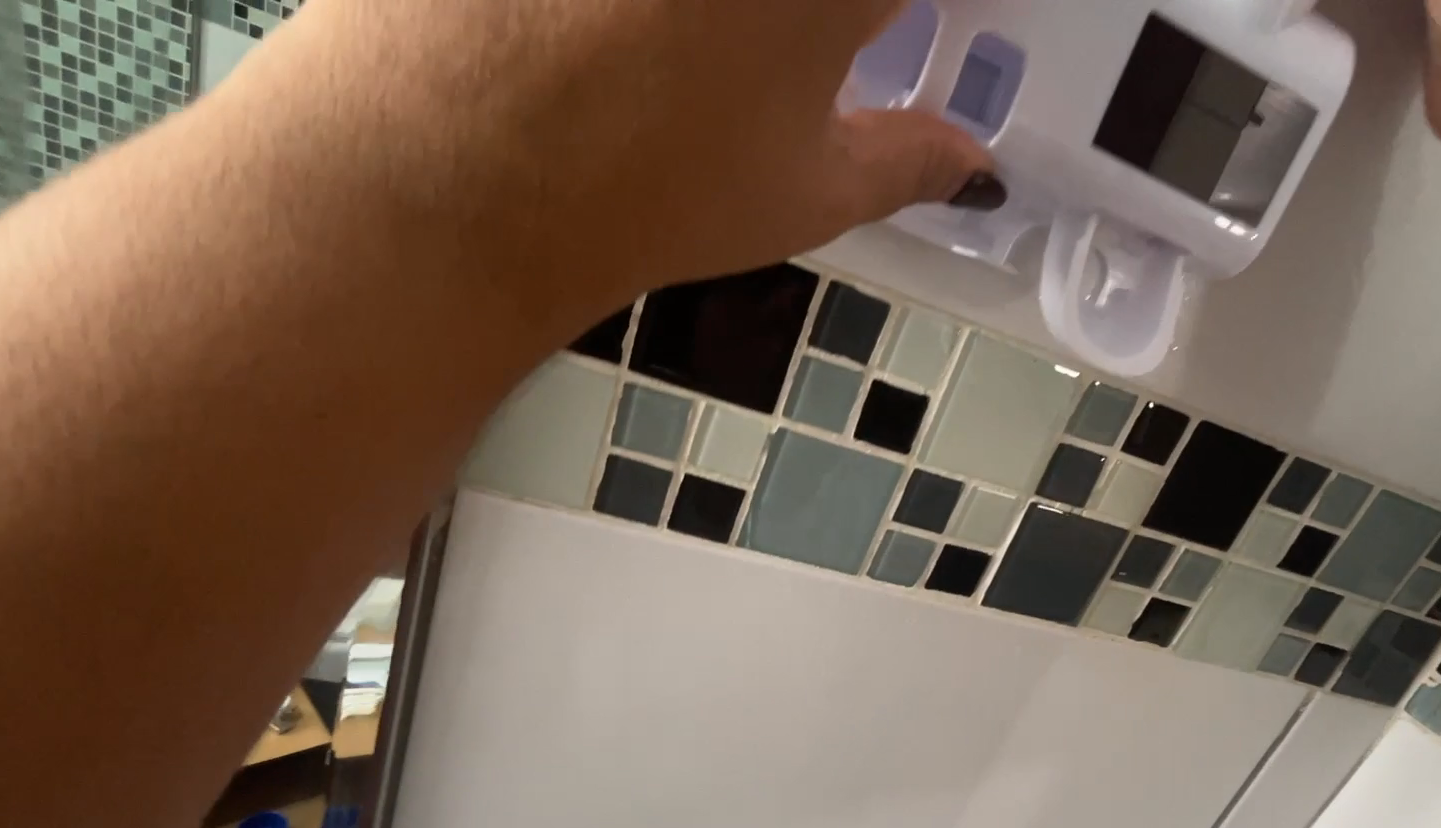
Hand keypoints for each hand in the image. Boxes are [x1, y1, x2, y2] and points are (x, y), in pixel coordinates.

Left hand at [254, 0, 994, 306]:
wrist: (459, 170)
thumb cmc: (658, 196)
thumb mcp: (806, 193)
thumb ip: (910, 163)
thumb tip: (981, 167)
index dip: (965, 10)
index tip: (950, 29)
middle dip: (854, 17)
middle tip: (839, 48)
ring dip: (761, 20)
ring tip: (713, 51)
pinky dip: (679, 6)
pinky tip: (648, 28)